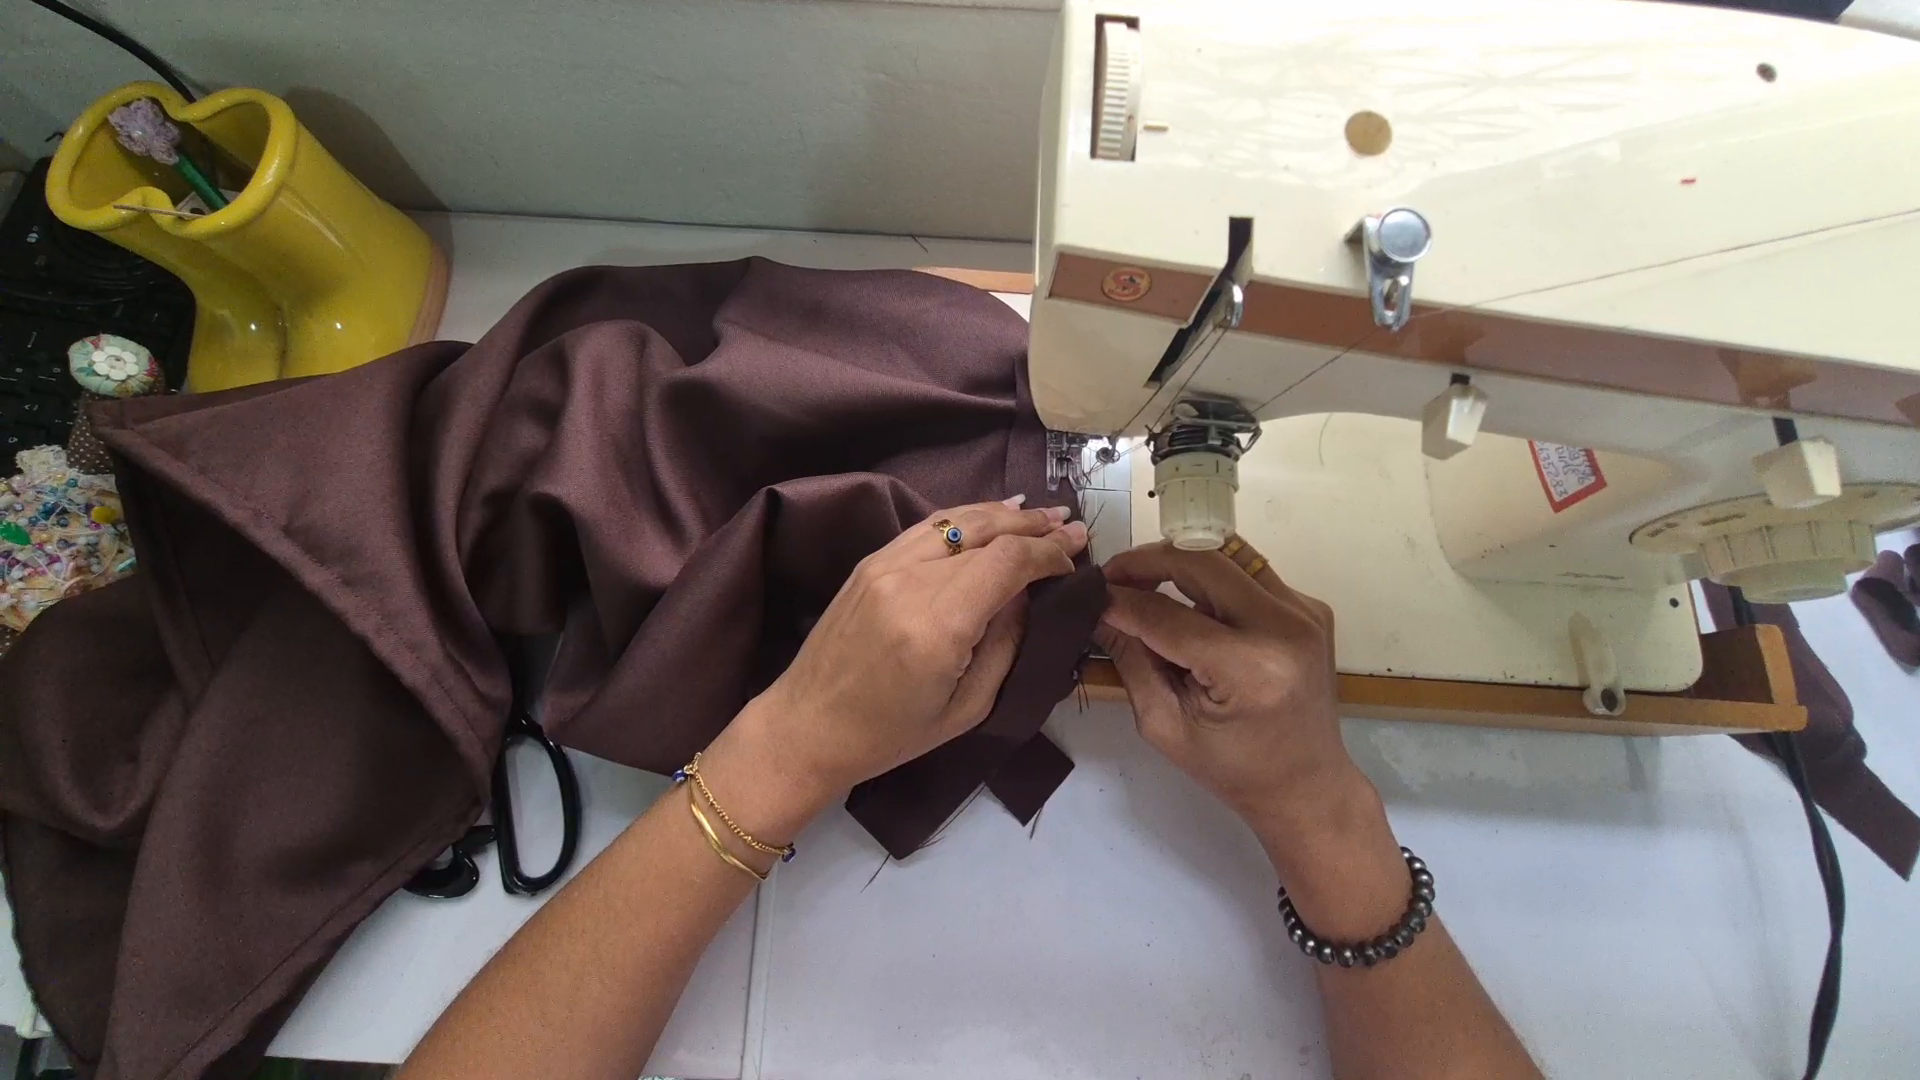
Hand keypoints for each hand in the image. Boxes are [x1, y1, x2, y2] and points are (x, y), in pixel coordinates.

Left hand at [735, 498, 1087, 808]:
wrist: (807, 725)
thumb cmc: (891, 733)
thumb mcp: (969, 705)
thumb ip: (1007, 641)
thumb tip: (1028, 594)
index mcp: (939, 624)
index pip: (1009, 561)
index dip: (1049, 554)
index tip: (1073, 561)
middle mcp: (911, 581)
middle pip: (988, 532)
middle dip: (1036, 528)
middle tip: (1072, 528)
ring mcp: (885, 564)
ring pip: (958, 519)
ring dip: (1005, 514)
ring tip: (1042, 515)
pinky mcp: (870, 561)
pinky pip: (928, 527)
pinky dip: (966, 517)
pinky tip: (992, 515)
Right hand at [1095, 540, 1366, 852]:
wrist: (1306, 784)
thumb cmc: (1230, 768)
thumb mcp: (1163, 724)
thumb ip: (1130, 660)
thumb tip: (1098, 609)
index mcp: (1248, 669)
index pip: (1167, 614)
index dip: (1122, 600)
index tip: (1090, 593)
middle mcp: (1284, 627)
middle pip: (1201, 561)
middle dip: (1147, 561)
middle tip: (1112, 576)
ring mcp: (1304, 611)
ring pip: (1226, 553)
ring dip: (1179, 559)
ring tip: (1143, 580)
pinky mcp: (1309, 606)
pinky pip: (1247, 570)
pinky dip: (1209, 576)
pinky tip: (1188, 601)